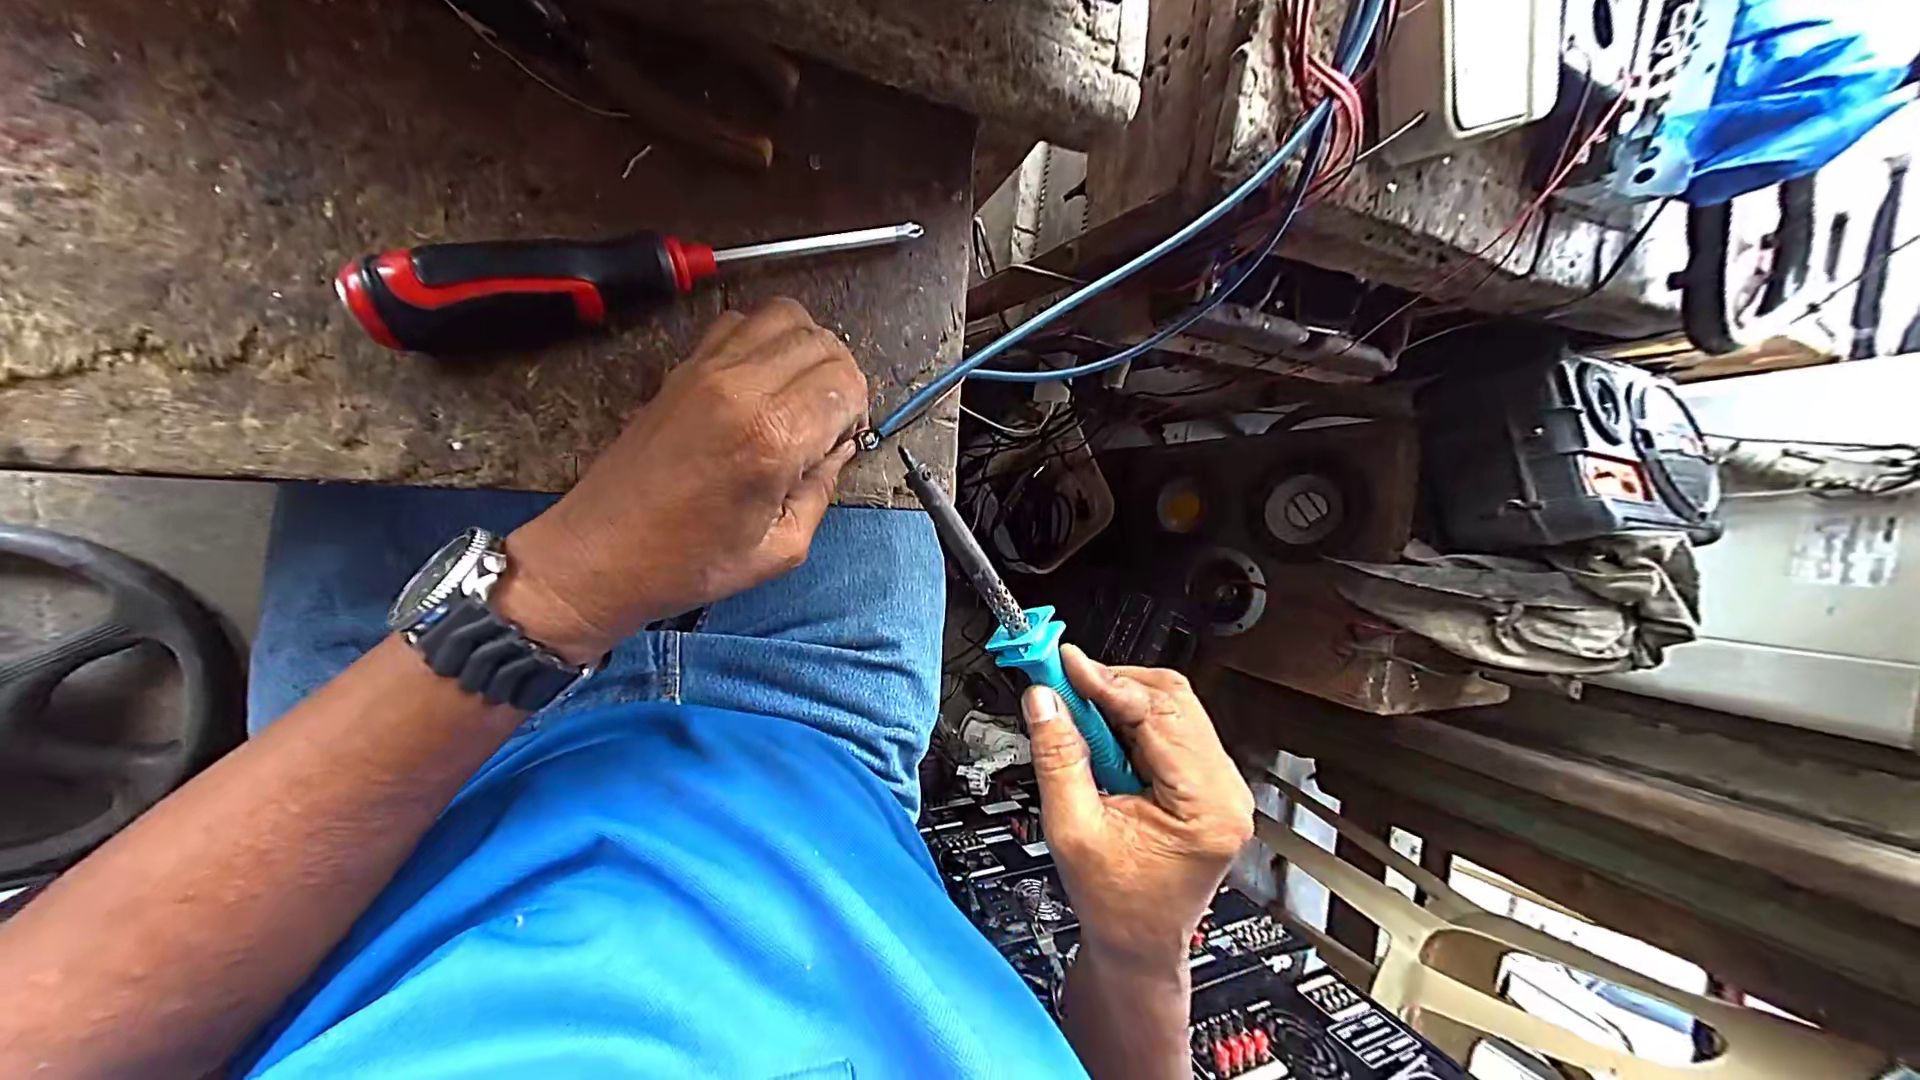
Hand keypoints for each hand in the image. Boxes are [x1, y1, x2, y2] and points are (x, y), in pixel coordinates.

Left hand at [496, 299, 867, 663]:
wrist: (601, 554)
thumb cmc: (691, 563)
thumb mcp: (783, 547)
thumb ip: (823, 489)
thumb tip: (838, 449)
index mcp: (772, 438)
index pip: (845, 383)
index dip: (857, 411)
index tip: (844, 439)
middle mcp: (742, 388)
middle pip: (822, 343)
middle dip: (842, 378)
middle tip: (829, 420)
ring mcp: (707, 370)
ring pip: (785, 317)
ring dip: (809, 350)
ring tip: (802, 393)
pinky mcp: (682, 368)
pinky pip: (739, 322)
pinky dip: (766, 339)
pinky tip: (765, 380)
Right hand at [1023, 647, 1254, 972]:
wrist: (1138, 941)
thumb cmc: (1117, 904)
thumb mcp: (1072, 830)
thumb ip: (1058, 758)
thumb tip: (1044, 701)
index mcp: (1206, 806)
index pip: (1154, 714)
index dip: (1102, 681)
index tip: (1062, 661)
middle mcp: (1224, 787)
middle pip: (1169, 698)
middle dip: (1110, 683)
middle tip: (1060, 676)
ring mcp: (1217, 781)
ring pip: (1168, 703)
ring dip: (1117, 697)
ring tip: (1074, 708)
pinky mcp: (1201, 778)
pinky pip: (1165, 723)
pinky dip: (1126, 715)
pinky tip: (1097, 728)